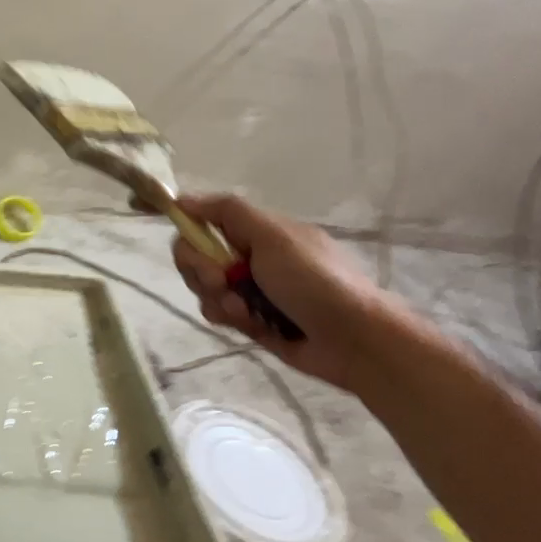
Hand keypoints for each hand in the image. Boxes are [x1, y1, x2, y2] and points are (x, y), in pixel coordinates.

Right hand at [171, 193, 416, 392]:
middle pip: (196, 256)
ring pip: (204, 287)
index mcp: (259, 233)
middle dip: (202, 270)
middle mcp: (251, 258)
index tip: (196, 247)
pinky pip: (218, 313)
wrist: (357, 342)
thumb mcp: (273, 235)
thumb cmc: (315, 281)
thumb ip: (226, 211)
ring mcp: (251, 291)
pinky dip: (228, 317)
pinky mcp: (251, 320)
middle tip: (223, 282)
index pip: (204, 223)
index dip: (190, 234)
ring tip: (243, 310)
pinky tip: (249, 323)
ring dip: (216, 297)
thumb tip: (182, 199)